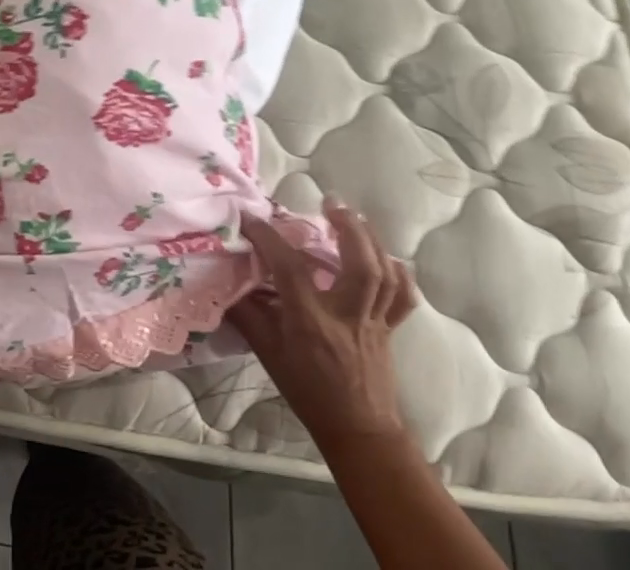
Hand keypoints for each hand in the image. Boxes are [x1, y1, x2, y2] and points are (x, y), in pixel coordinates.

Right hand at [227, 199, 418, 448]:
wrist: (356, 427)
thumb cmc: (305, 390)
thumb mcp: (266, 353)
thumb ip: (247, 314)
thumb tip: (227, 281)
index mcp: (311, 322)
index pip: (290, 269)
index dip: (269, 239)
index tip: (251, 219)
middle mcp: (347, 317)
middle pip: (360, 266)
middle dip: (349, 229)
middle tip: (331, 202)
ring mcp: (373, 322)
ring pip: (385, 275)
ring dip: (372, 240)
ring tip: (355, 216)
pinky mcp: (388, 328)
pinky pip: (402, 297)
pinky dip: (398, 272)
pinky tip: (386, 256)